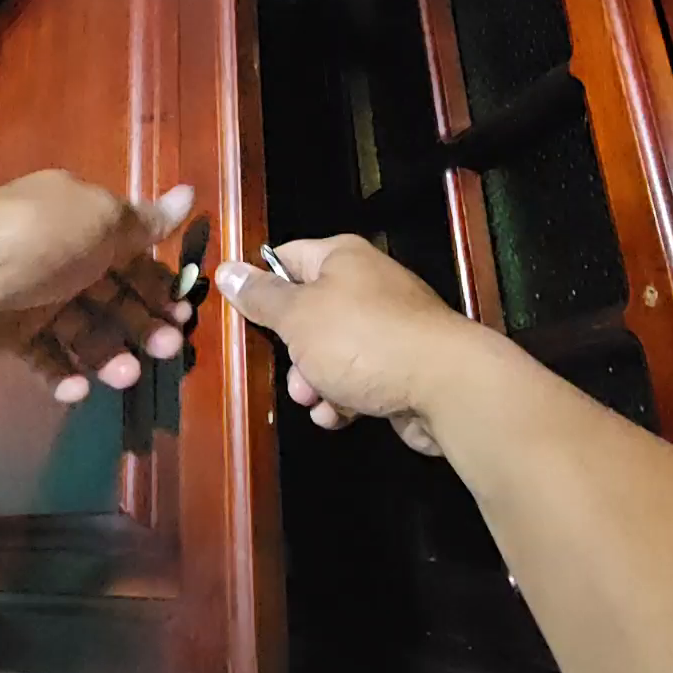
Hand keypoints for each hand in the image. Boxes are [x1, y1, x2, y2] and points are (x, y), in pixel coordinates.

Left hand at [0, 170, 193, 402]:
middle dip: (143, 322)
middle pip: (114, 293)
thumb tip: (190, 194)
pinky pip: (45, 354)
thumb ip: (146, 220)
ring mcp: (35, 294)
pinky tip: (76, 389)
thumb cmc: (36, 240)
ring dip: (109, 354)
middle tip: (166, 349)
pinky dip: (62, 372)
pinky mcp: (9, 332)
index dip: (160, 283)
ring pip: (85, 329)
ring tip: (125, 377)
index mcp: (84, 220)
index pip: (134, 253)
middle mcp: (62, 254)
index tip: (183, 312)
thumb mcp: (100, 221)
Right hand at [214, 234, 488, 454]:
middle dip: (292, 350)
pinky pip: (357, 377)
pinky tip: (341, 414)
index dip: (261, 285)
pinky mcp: (399, 364)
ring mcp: (386, 326)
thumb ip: (261, 297)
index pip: (285, 257)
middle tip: (292, 372)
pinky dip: (344, 396)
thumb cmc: (362, 340)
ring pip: (329, 352)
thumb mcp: (298, 316)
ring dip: (315, 380)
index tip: (243, 315)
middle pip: (307, 312)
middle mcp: (365, 285)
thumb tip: (227, 269)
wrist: (444, 386)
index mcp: (341, 258)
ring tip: (317, 399)